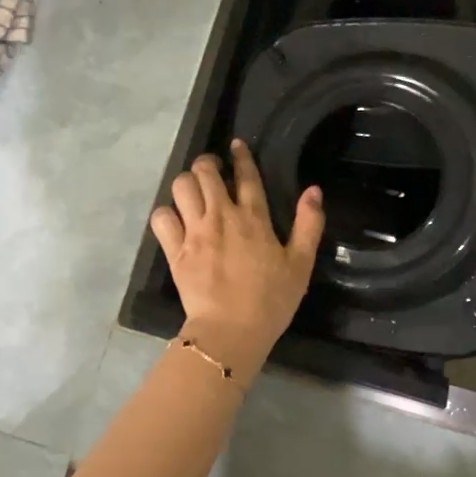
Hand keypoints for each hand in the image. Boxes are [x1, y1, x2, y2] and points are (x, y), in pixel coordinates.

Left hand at [151, 140, 324, 377]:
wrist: (231, 331)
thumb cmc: (270, 300)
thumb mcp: (300, 264)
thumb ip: (308, 224)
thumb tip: (314, 190)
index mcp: (253, 218)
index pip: (246, 175)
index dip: (241, 155)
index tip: (236, 145)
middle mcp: (220, 216)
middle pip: (205, 171)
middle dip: (207, 164)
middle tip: (212, 171)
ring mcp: (194, 231)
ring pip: (181, 186)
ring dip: (186, 183)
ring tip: (193, 191)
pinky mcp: (174, 250)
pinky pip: (161, 217)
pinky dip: (165, 213)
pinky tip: (174, 219)